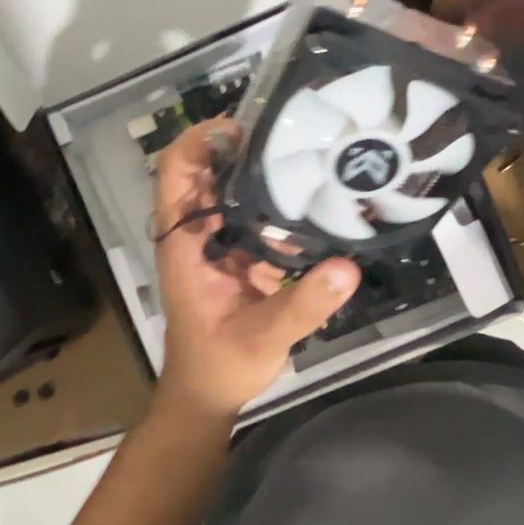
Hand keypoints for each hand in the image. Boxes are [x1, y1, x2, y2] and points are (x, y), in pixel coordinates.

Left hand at [150, 119, 360, 417]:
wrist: (206, 397)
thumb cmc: (219, 367)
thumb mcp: (262, 338)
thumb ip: (303, 306)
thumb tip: (348, 268)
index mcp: (184, 246)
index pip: (176, 176)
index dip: (198, 142)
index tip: (240, 127)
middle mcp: (195, 238)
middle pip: (207, 175)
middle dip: (240, 148)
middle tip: (290, 131)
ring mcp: (217, 248)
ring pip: (232, 196)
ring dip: (262, 174)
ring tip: (309, 154)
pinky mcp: (238, 261)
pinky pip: (256, 223)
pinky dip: (280, 209)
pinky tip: (317, 201)